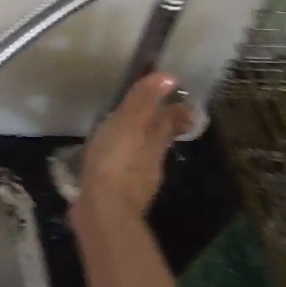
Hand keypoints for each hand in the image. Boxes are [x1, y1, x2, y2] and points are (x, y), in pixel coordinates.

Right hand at [77, 72, 194, 219]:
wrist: (104, 210)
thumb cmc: (115, 160)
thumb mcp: (127, 123)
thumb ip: (143, 100)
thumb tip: (170, 77)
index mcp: (154, 141)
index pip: (170, 121)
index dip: (175, 110)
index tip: (182, 101)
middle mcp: (151, 161)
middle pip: (159, 140)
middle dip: (160, 128)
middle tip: (158, 116)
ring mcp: (137, 181)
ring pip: (143, 158)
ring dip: (140, 147)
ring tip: (128, 138)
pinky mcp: (119, 196)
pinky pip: (124, 174)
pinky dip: (122, 166)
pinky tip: (110, 165)